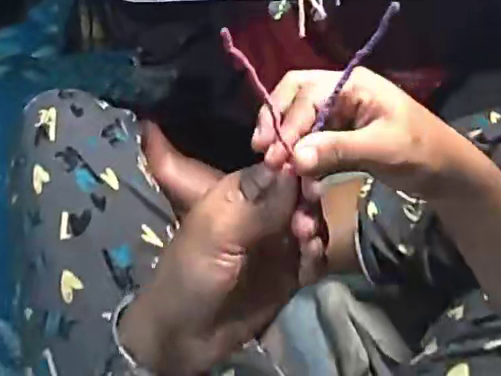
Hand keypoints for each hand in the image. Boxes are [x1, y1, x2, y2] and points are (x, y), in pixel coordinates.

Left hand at [119, 162, 323, 374]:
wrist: (184, 337)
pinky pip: (313, 258)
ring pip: (309, 221)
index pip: (277, 166)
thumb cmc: (191, 270)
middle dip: (307, 194)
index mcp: (242, 191)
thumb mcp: (218, 229)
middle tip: (309, 202)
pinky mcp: (290, 274)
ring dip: (313, 223)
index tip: (306, 168)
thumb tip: (289, 162)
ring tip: (305, 235)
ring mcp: (278, 242)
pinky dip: (316, 254)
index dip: (294, 163)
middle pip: (298, 191)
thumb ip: (256, 201)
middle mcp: (264, 211)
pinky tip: (310, 256)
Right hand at [253, 68, 485, 200]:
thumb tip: (294, 158)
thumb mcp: (383, 149)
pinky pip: (313, 140)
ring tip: (276, 168)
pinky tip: (296, 176)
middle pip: (296, 96)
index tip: (274, 154)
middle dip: (278, 122)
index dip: (287, 121)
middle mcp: (342, 91)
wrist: (451, 175)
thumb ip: (338, 150)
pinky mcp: (343, 135)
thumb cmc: (423, 151)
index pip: (306, 92)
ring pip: (302, 118)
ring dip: (287, 141)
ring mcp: (341, 113)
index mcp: (352, 83)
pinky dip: (302, 156)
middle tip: (263, 153)